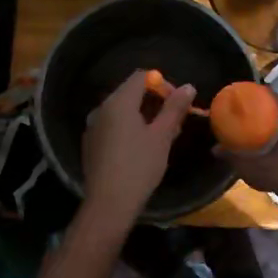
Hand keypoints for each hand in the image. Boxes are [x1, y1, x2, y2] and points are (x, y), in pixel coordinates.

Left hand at [81, 70, 194, 223]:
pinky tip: (139, 149)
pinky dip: (127, 129)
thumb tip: (188, 86)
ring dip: (142, 117)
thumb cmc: (139, 165)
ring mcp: (92, 126)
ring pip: (120, 111)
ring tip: (160, 137)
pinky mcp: (90, 143)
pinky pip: (111, 126)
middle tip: (173, 123)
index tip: (176, 103)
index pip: (140, 76)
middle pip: (129, 93)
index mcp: (118, 102)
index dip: (162, 84)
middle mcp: (101, 108)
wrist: (109, 202)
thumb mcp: (162, 136)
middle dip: (154, 102)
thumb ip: (174, 108)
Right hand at [223, 94, 277, 218]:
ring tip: (236, 131)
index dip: (246, 94)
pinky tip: (255, 149)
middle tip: (228, 116)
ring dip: (258, 125)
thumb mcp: (264, 171)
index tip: (227, 100)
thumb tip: (215, 148)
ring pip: (277, 122)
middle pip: (271, 107)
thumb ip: (238, 159)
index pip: (268, 95)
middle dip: (249, 111)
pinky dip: (267, 137)